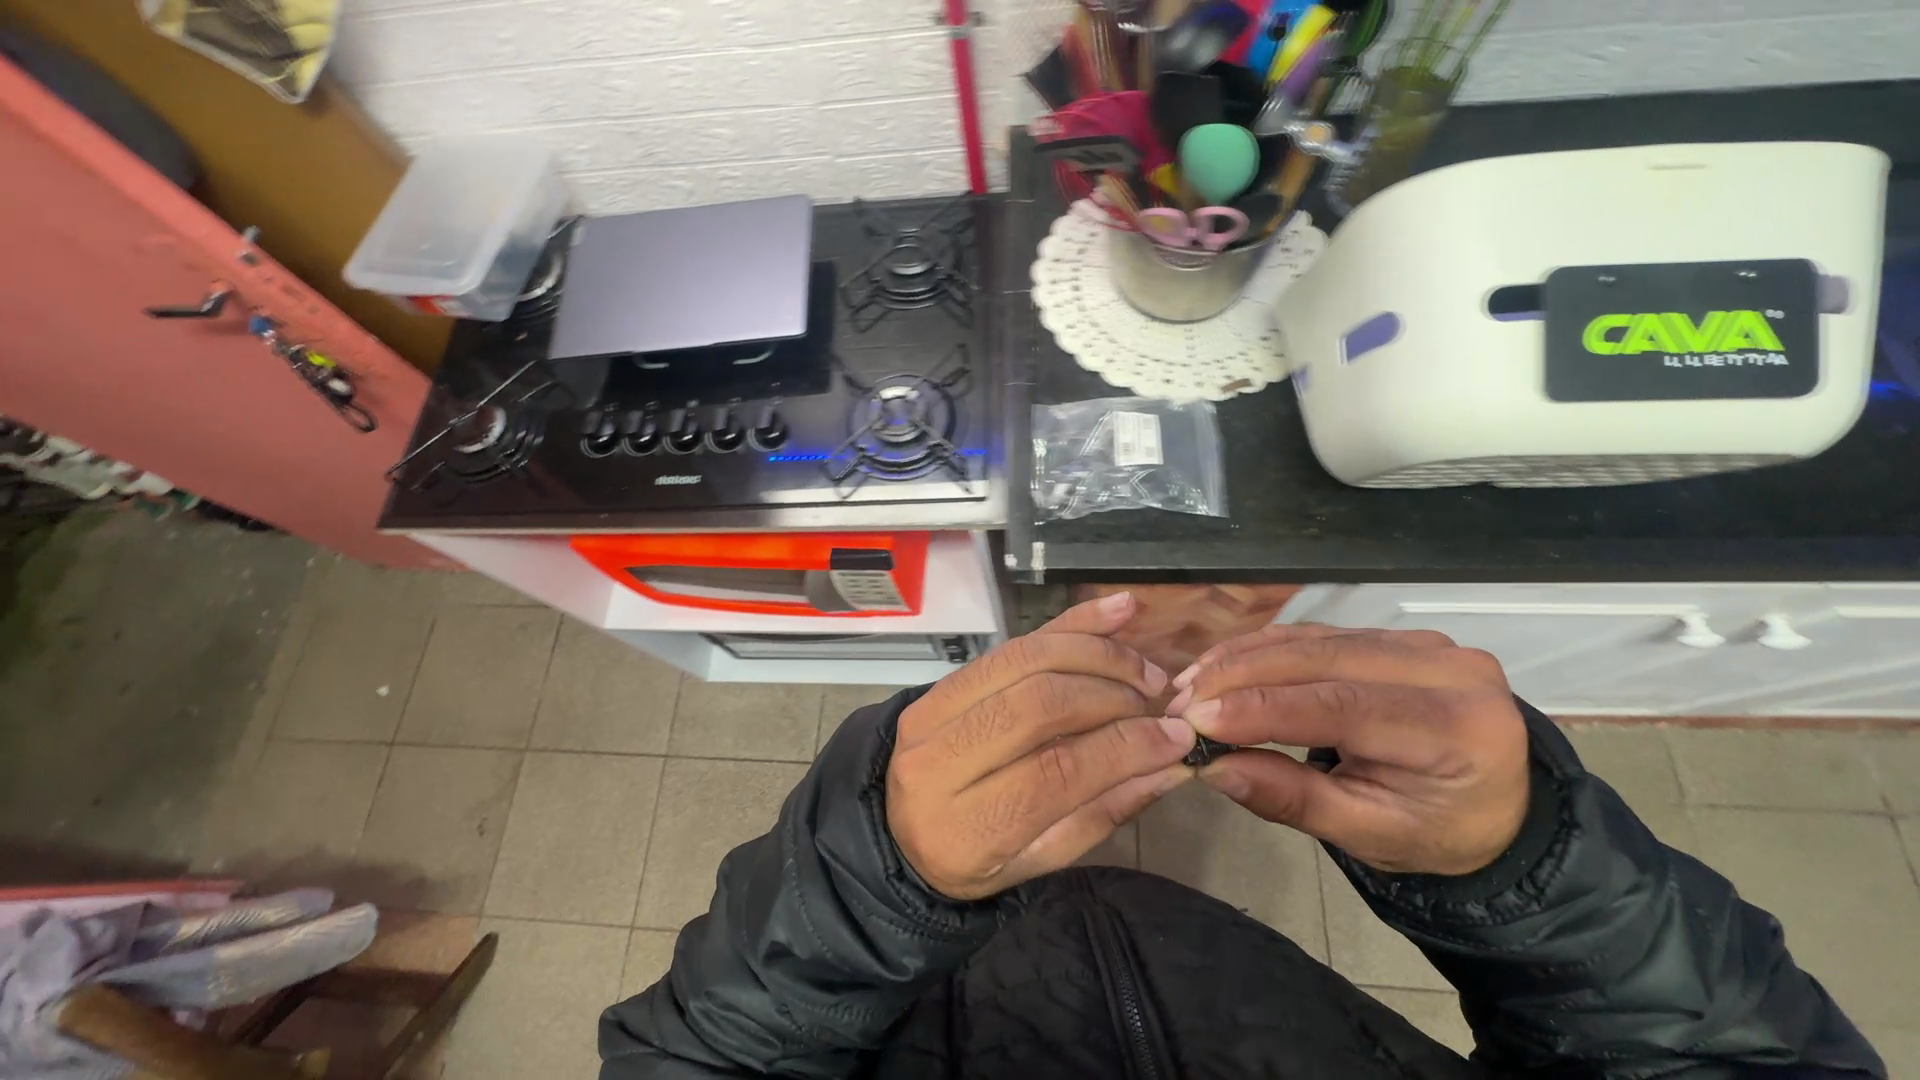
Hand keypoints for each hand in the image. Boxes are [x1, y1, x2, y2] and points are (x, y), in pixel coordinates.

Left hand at [888, 593, 1196, 899]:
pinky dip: (1067, 625)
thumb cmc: (978, 858)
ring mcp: (927, 716)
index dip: (1122, 748)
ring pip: (1021, 661)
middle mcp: (935, 766)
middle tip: (1158, 697)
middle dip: (1109, 694)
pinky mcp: (936, 685)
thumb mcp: (1040, 860)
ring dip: (1093, 654)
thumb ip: (1102, 811)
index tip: (1178, 734)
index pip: (1054, 775)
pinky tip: (1117, 611)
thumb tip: (1172, 761)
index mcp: (963, 832)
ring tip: (1142, 669)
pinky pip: (1008, 644)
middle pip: (1036, 705)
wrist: (900, 833)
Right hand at [1167, 625, 1529, 876]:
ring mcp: (1426, 643)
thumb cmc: (1435, 832)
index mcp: (1458, 730)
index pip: (1343, 708)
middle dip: (1240, 676)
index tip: (1196, 720)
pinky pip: (1320, 633)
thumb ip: (1293, 799)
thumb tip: (1213, 769)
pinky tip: (1223, 663)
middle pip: (1324, 660)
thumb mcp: (1368, 833)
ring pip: (1314, 638)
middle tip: (1180, 701)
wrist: (1495, 805)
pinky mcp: (1399, 635)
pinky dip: (1265, 647)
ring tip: (1189, 683)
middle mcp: (1450, 671)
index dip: (1263, 709)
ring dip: (1243, 657)